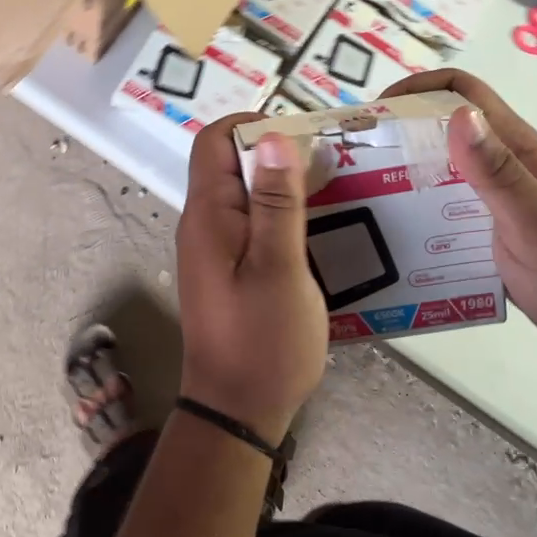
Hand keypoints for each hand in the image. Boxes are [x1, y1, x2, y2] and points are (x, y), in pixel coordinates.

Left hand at [175, 115, 328, 444]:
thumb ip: (277, 202)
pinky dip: (280, 216)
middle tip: (329, 161)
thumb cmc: (263, 340)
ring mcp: (213, 248)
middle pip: (229, 164)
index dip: (251, 125)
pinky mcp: (227, 270)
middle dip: (275, 154)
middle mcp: (203, 223)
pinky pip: (250, 224)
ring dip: (282, 186)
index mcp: (208, 213)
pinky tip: (318, 229)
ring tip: (333, 190)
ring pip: (244, 194)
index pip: (213, 141)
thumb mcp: (280, 267)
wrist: (237, 411)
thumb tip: (272, 137)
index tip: (300, 133)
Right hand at [379, 70, 536, 356]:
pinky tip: (387, 224)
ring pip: (434, 163)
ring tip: (359, 189)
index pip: (463, 91)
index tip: (377, 112)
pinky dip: (408, 201)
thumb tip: (458, 115)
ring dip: (397, 166)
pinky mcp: (479, 225)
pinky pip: (436, 201)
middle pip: (438, 124)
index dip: (418, 88)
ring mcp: (489, 194)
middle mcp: (499, 162)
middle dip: (395, 128)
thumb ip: (501, 173)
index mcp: (516, 148)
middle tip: (355, 156)